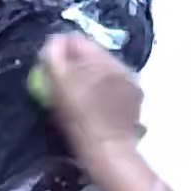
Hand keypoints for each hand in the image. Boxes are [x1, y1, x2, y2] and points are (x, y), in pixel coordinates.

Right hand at [40, 32, 143, 164]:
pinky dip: (108, 88)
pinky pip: (118, 83)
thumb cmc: (79, 121)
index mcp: (100, 59)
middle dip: (78, 63)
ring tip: (84, 94)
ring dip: (94, 75)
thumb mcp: (58, 87)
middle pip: (92, 53)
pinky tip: (100, 103)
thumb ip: (53, 58)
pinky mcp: (137, 95)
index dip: (61, 51)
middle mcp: (120, 64)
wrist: (108, 150)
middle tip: (66, 82)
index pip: (77, 40)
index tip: (53, 67)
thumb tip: (54, 41)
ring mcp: (132, 80)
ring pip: (106, 68)